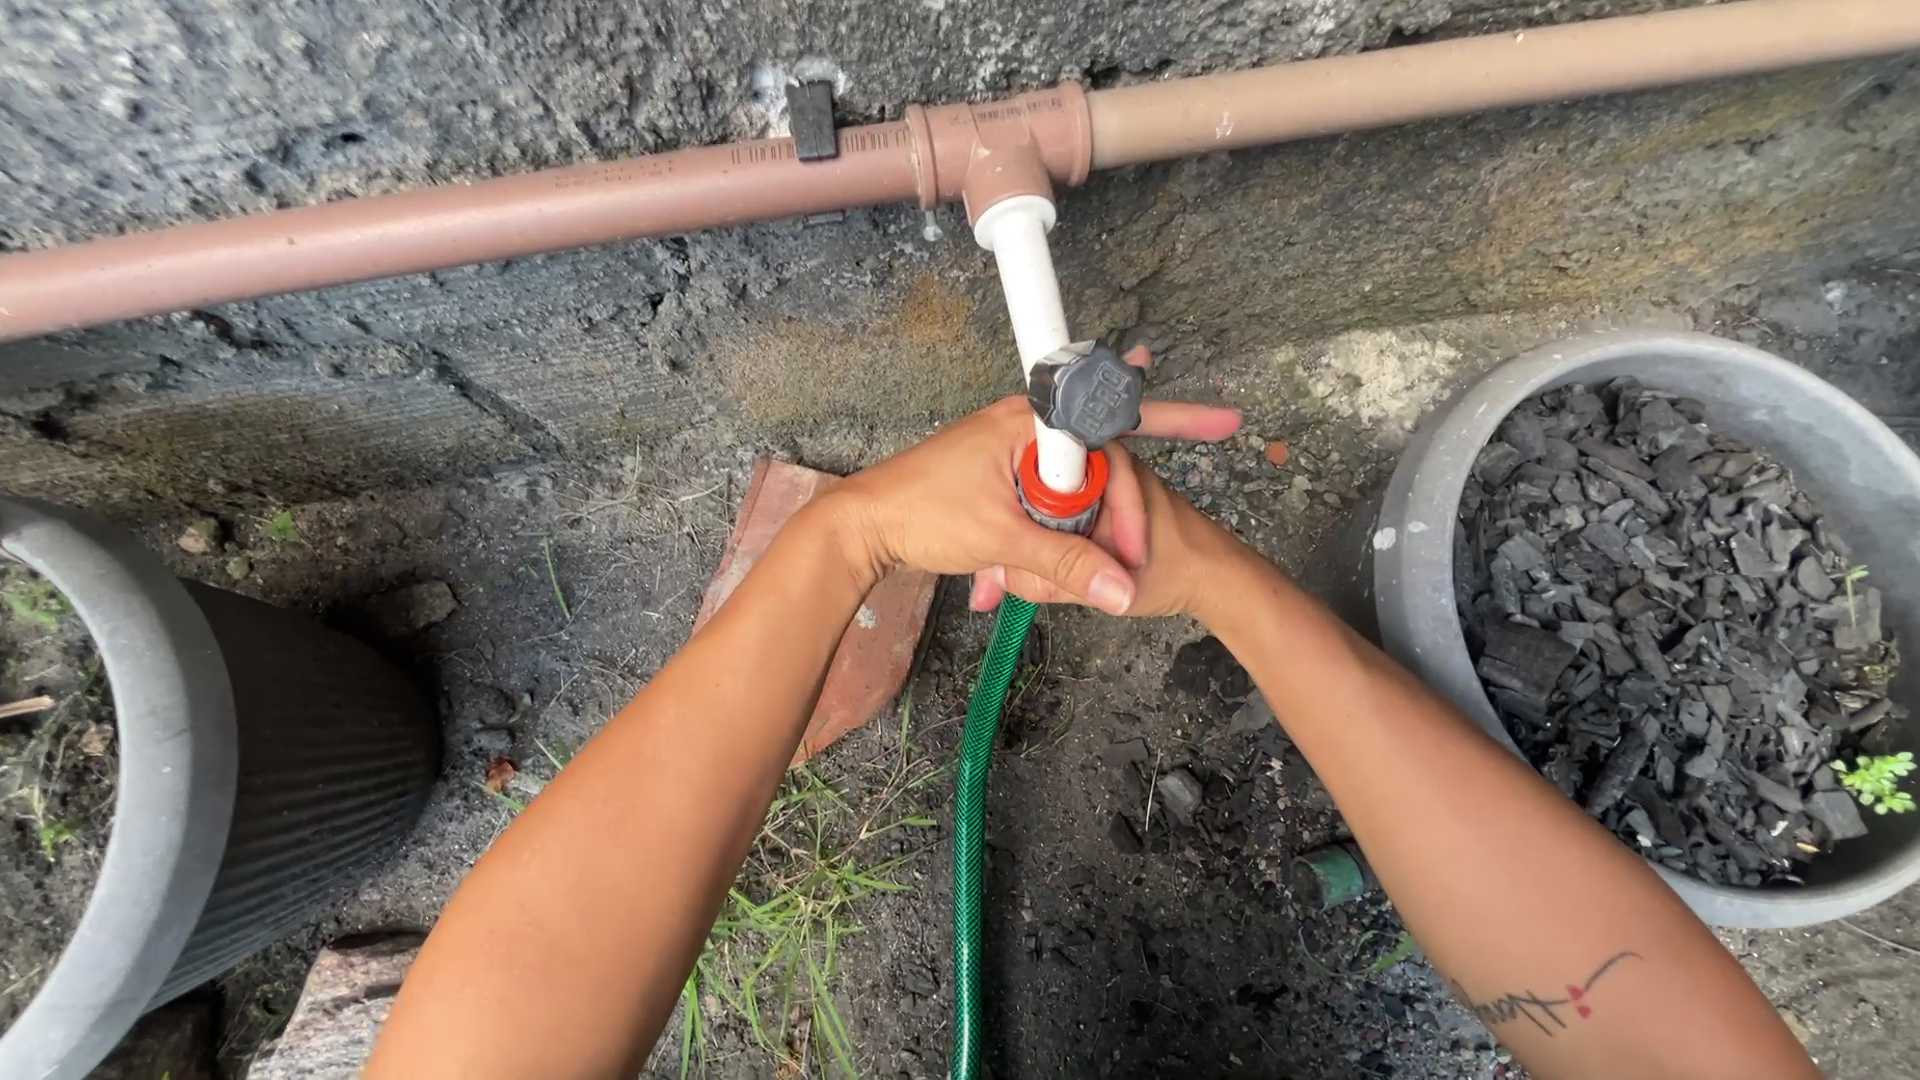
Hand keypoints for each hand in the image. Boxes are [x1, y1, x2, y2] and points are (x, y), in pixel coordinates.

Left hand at [821, 348, 1239, 615]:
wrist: (861, 524)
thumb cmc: (920, 514)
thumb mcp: (1000, 540)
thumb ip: (1064, 564)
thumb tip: (1120, 590)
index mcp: (1027, 422)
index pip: (1115, 416)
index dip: (1174, 420)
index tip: (1223, 423)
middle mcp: (1023, 426)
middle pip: (1104, 449)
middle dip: (1135, 483)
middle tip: (1197, 463)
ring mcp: (1012, 451)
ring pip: (1075, 479)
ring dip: (1094, 513)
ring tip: (1118, 528)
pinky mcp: (1001, 477)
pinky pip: (1049, 495)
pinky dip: (1062, 521)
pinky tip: (1067, 546)